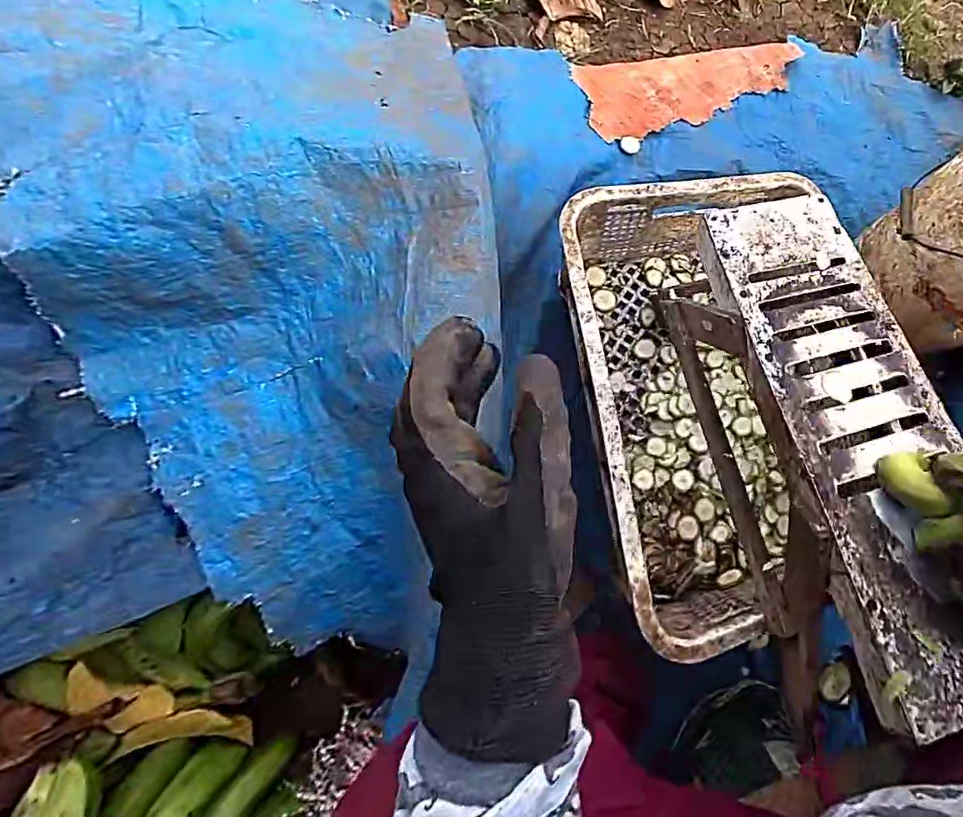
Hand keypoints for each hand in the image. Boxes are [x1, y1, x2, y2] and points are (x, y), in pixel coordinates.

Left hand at [392, 317, 578, 763]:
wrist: (507, 634)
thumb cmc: (525, 568)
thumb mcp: (541, 497)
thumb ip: (538, 430)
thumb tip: (535, 362)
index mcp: (441, 469)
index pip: (424, 399)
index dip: (439, 359)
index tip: (463, 327)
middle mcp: (430, 473)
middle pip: (421, 406)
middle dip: (442, 364)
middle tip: (474, 331)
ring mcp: (441, 487)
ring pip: (434, 423)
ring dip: (454, 384)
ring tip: (486, 353)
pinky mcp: (458, 498)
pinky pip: (450, 439)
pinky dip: (464, 410)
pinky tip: (490, 401)